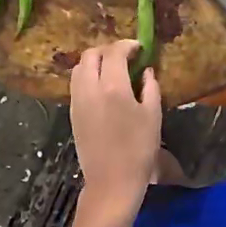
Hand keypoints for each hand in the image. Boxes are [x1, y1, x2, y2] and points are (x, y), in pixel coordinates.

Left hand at [70, 41, 161, 211]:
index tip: (139, 48)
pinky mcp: (72, 113)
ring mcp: (77, 101)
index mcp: (112, 86)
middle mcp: (89, 88)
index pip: (114, 52)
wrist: (112, 181)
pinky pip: (76, 84)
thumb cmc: (139, 150)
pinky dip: (87, 76)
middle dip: (108, 50)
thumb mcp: (153, 116)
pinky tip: (102, 86)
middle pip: (90, 54)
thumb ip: (150, 88)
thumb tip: (145, 71)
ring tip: (112, 69)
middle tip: (125, 57)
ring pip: (79, 68)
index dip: (127, 45)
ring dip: (94, 61)